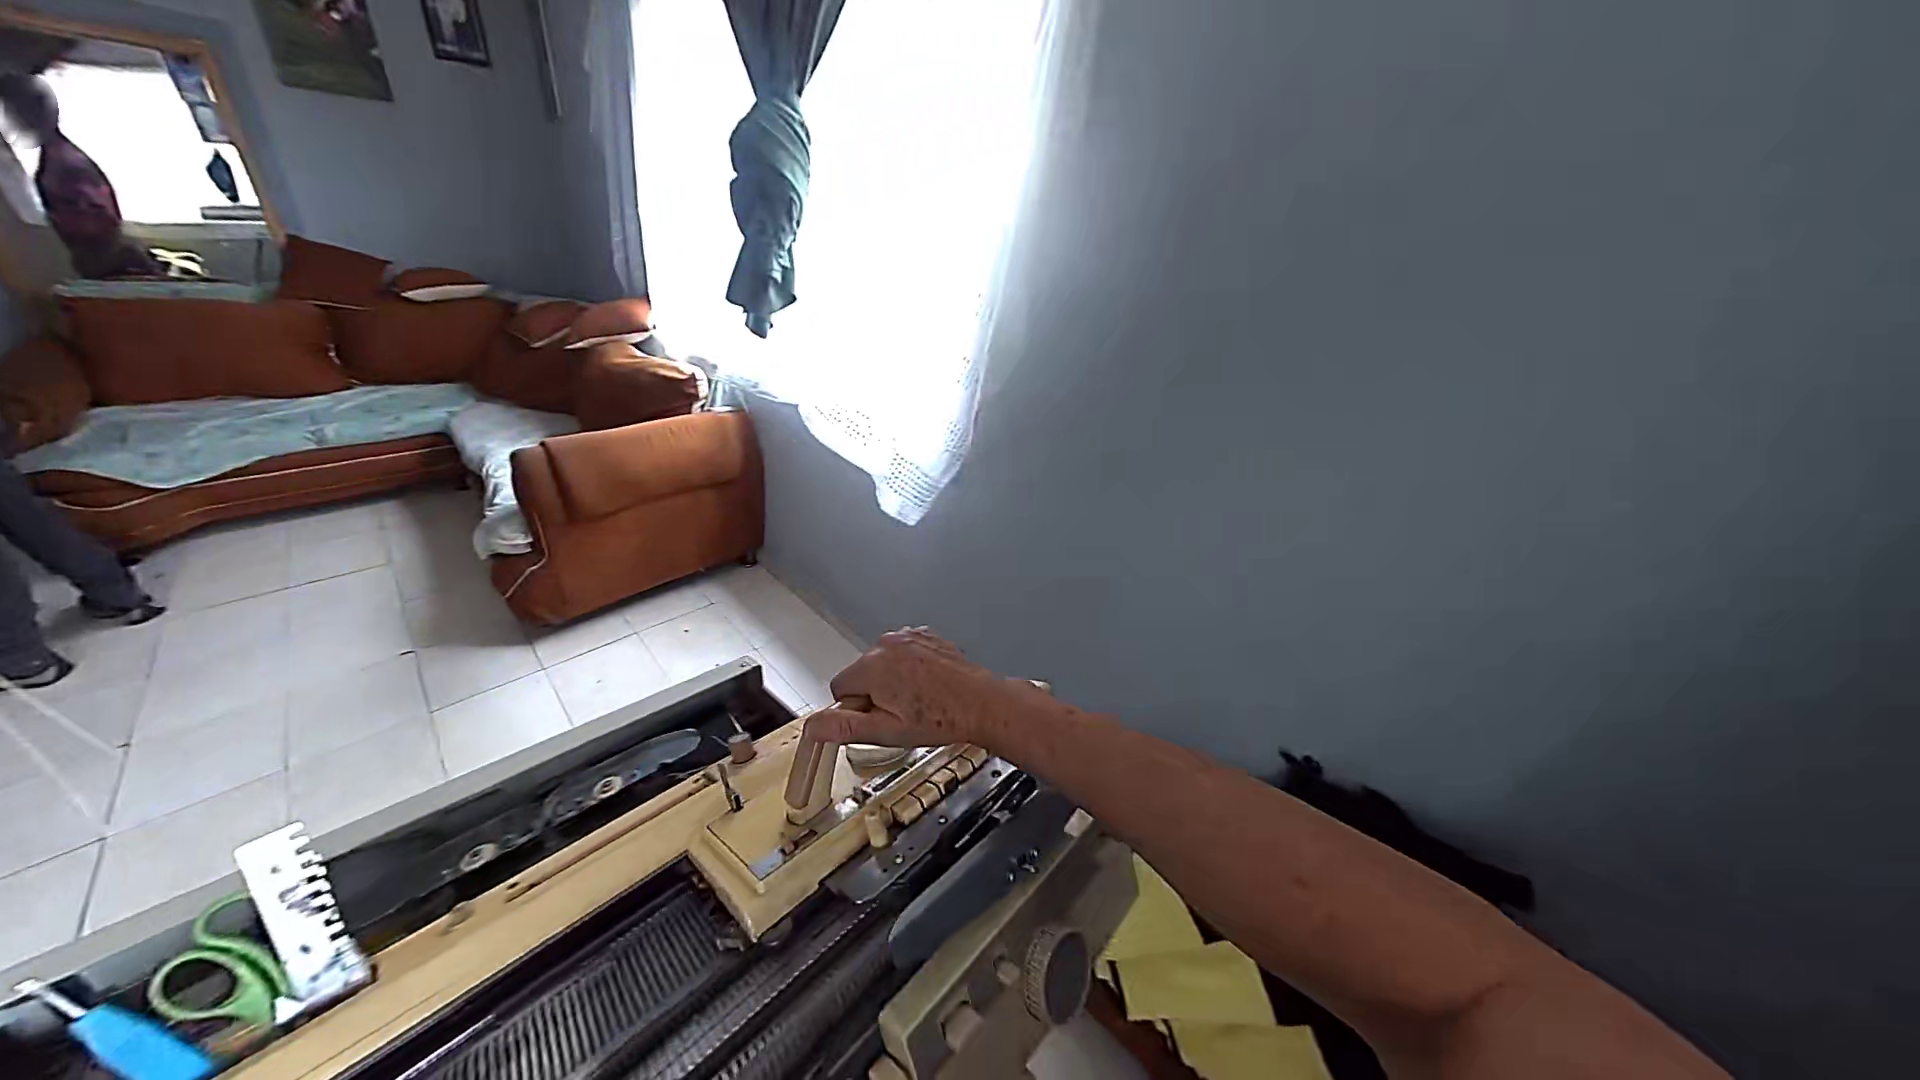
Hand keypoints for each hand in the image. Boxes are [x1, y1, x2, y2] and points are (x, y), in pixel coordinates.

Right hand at [802, 627, 1049, 749]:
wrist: (981, 703)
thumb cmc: (940, 718)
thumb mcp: (887, 732)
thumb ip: (845, 728)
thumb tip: (812, 727)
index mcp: (872, 668)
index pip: (839, 688)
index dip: (856, 708)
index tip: (878, 716)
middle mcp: (886, 644)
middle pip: (860, 672)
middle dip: (873, 692)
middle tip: (902, 710)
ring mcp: (907, 636)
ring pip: (881, 661)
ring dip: (892, 678)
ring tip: (918, 697)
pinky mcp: (923, 634)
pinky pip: (902, 651)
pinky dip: (909, 665)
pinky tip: (927, 683)